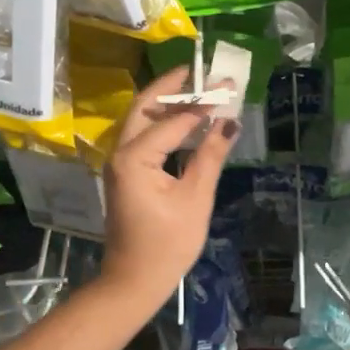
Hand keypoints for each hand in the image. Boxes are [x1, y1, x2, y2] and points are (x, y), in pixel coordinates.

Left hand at [101, 66, 236, 300]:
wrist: (134, 280)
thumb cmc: (167, 245)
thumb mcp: (195, 199)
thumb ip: (210, 156)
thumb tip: (229, 122)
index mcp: (134, 158)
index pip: (173, 119)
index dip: (203, 102)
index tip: (228, 83)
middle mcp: (120, 152)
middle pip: (146, 107)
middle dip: (174, 87)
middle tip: (202, 69)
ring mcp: (120, 162)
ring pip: (142, 119)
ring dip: (169, 102)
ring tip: (199, 88)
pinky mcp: (126, 172)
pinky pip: (144, 136)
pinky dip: (165, 122)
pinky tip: (188, 120)